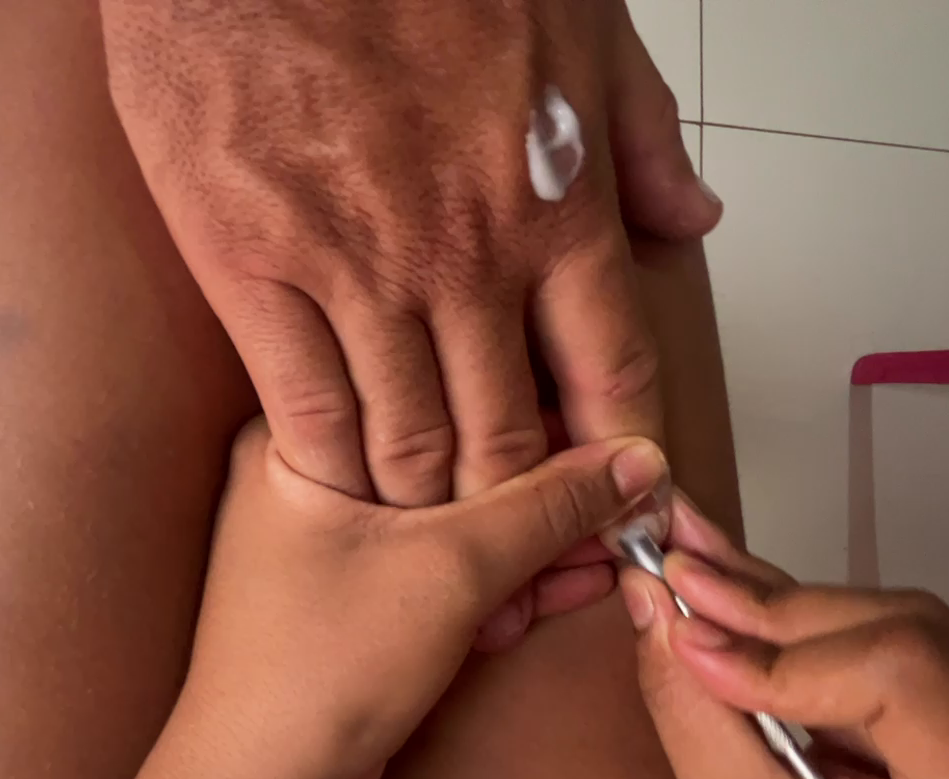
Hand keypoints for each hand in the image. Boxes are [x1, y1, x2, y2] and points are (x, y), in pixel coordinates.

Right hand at [102, 0, 719, 513]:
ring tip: (426, 543)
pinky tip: (344, 495)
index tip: (623, 509)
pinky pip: (312, 414)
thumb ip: (635, 136)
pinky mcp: (258, 274)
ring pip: (411, 446)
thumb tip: (690, 223)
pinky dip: (336, 473)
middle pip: (507, 437)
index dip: (621, 457)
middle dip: (515, 511)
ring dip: (424, 511)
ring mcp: (358, 273)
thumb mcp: (568, 24)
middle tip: (514, 556)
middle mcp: (463, 256)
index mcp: (547, 202)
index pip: (609, 370)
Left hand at [170, 420, 668, 778]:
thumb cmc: (324, 668)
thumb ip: (544, 508)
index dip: (535, 417)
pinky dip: (501, 578)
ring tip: (613, 550)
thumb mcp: (448, 571)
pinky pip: (441, 564)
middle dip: (543, 494)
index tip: (611, 443)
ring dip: (534, 543)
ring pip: (455, 518)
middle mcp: (314, 476)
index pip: (436, 394)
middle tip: (623, 509)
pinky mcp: (359, 589)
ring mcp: (334, 537)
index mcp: (302, 438)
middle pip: (453, 459)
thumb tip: (632, 460)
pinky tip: (572, 582)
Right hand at [619, 497, 948, 778]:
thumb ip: (696, 715)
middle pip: (899, 635)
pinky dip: (790, 613)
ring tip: (686, 571)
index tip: (683, 641)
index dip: (783, 651)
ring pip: (883, 623)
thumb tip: (650, 600)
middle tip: (668, 574)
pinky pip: (876, 637)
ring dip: (772, 603)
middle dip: (768, 611)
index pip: (906, 678)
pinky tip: (729, 576)